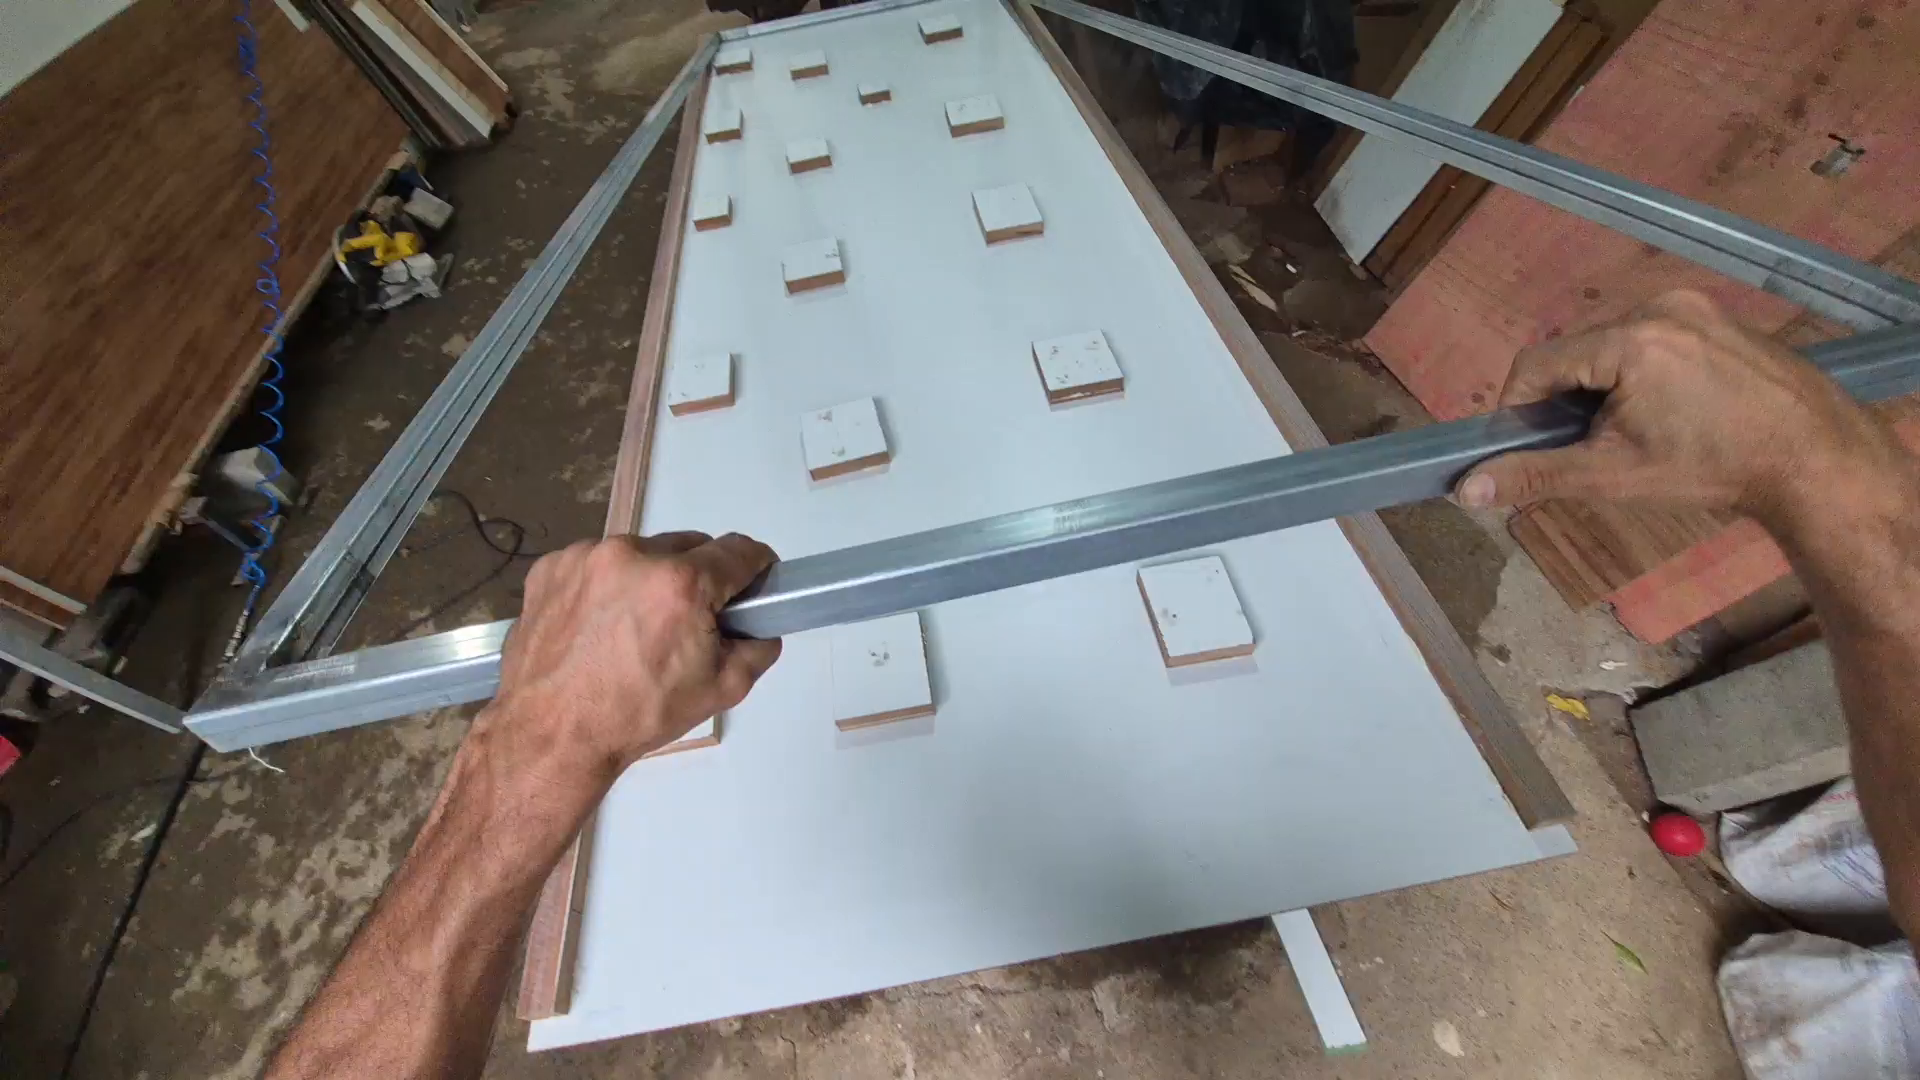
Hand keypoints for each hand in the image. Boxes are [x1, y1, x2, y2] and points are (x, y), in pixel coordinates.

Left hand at [488, 532, 781, 783]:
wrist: (550, 736)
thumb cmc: (640, 714)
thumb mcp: (725, 688)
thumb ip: (760, 646)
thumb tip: (761, 624)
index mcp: (680, 583)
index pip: (740, 550)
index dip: (756, 567)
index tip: (754, 585)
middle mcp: (633, 556)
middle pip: (692, 546)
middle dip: (701, 576)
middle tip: (690, 620)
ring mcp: (587, 557)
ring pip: (645, 552)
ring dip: (654, 577)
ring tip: (638, 625)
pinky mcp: (552, 566)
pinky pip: (601, 562)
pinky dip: (611, 583)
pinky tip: (602, 623)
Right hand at [1454, 290, 1896, 522]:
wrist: (1822, 463)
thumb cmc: (1710, 467)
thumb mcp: (1609, 474)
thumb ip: (1531, 474)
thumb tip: (1464, 491)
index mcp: (1632, 340)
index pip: (1534, 365)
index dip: (1516, 408)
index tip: (1528, 445)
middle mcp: (1659, 309)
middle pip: (1569, 354)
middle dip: (1557, 400)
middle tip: (1576, 443)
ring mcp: (1692, 310)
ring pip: (1602, 349)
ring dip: (1590, 389)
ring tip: (1615, 430)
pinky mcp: (1713, 320)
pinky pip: (1640, 342)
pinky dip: (1626, 376)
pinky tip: (1652, 411)